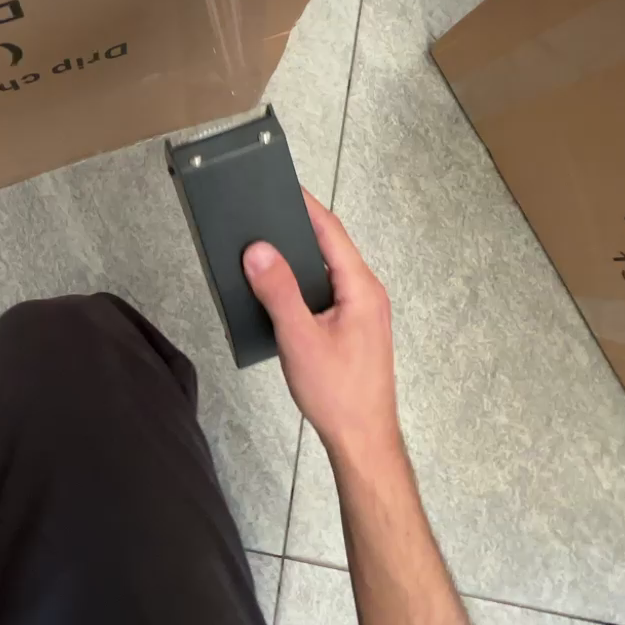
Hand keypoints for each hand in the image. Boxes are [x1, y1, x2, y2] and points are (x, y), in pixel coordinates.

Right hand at [244, 190, 401, 462]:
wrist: (363, 440)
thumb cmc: (337, 392)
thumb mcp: (300, 338)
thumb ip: (279, 291)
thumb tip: (258, 250)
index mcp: (361, 288)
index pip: (331, 232)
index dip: (306, 206)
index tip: (281, 185)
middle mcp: (366, 294)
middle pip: (329, 247)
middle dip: (297, 227)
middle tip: (263, 212)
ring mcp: (361, 311)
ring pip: (325, 270)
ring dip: (297, 257)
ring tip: (264, 245)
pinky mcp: (352, 328)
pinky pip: (324, 290)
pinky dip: (300, 281)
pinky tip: (276, 289)